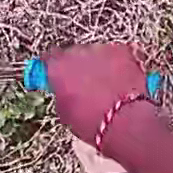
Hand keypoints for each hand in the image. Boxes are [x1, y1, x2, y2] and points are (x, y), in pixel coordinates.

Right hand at [42, 41, 159, 143]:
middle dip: (77, 66)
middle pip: (73, 54)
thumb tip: (65, 91)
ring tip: (105, 85)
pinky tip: (121, 80)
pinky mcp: (122, 50)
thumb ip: (62, 95)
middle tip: (84, 84)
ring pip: (95, 53)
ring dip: (98, 65)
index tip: (57, 74)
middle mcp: (76, 53)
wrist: (124, 120)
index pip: (49, 59)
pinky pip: (116, 54)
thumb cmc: (91, 122)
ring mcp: (100, 49)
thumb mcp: (65, 113)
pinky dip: (117, 63)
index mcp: (57, 68)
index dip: (54, 67)